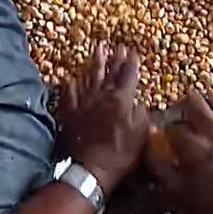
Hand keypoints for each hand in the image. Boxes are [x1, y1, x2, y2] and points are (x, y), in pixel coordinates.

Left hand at [58, 44, 146, 190]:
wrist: (91, 167)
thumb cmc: (121, 153)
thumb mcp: (141, 133)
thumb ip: (141, 113)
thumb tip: (137, 100)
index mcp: (121, 99)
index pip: (128, 75)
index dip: (131, 63)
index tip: (133, 52)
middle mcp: (102, 96)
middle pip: (110, 72)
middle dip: (115, 58)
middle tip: (117, 46)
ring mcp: (84, 102)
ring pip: (90, 77)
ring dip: (95, 63)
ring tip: (98, 49)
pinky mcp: (71, 112)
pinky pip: (71, 92)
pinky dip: (73, 83)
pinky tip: (73, 77)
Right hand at [144, 89, 212, 213]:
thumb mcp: (176, 191)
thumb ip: (158, 165)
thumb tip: (148, 147)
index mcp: (191, 144)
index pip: (169, 124)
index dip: (163, 131)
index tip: (162, 139)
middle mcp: (212, 129)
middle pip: (191, 99)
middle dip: (181, 106)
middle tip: (178, 118)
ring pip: (212, 100)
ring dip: (202, 106)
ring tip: (198, 121)